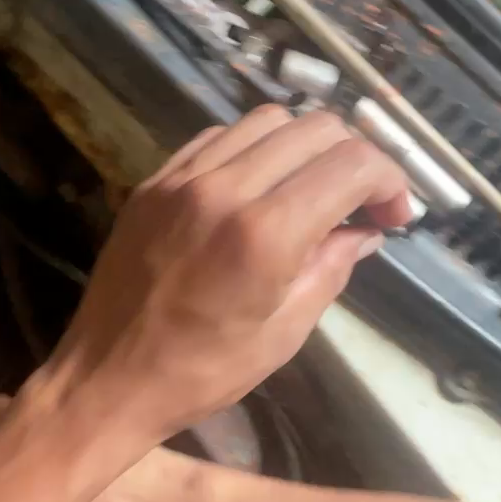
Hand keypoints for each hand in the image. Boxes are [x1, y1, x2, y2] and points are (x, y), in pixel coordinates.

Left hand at [35, 106, 411, 441]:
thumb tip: (364, 232)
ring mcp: (181, 179)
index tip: (393, 216)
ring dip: (305, 147)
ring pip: (266, 121)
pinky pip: (217, 138)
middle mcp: (224, 188)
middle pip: (316, 128)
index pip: (352, 165)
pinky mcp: (153, 183)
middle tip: (359, 204)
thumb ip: (331, 269)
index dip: (389, 181)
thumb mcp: (282, 335)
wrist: (107, 380)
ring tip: (310, 191)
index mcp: (265, 234)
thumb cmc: (200, 374)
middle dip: (354, 158)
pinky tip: (258, 187)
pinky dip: (253, 150)